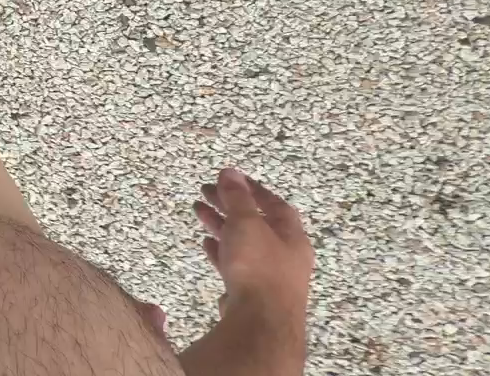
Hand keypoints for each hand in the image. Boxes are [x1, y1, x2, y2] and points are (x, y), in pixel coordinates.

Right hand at [176, 168, 314, 375]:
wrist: (260, 318)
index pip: (276, 205)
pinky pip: (236, 260)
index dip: (253, 189)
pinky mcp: (252, 286)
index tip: (230, 176)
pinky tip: (207, 243)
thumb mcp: (247, 224)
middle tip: (206, 190)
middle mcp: (284, 253)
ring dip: (222, 223)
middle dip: (231, 204)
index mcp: (291, 237)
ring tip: (198, 210)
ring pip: (243, 240)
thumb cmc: (258, 265)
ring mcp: (269, 272)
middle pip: (257, 222)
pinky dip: (221, 247)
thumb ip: (237, 198)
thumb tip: (230, 172)